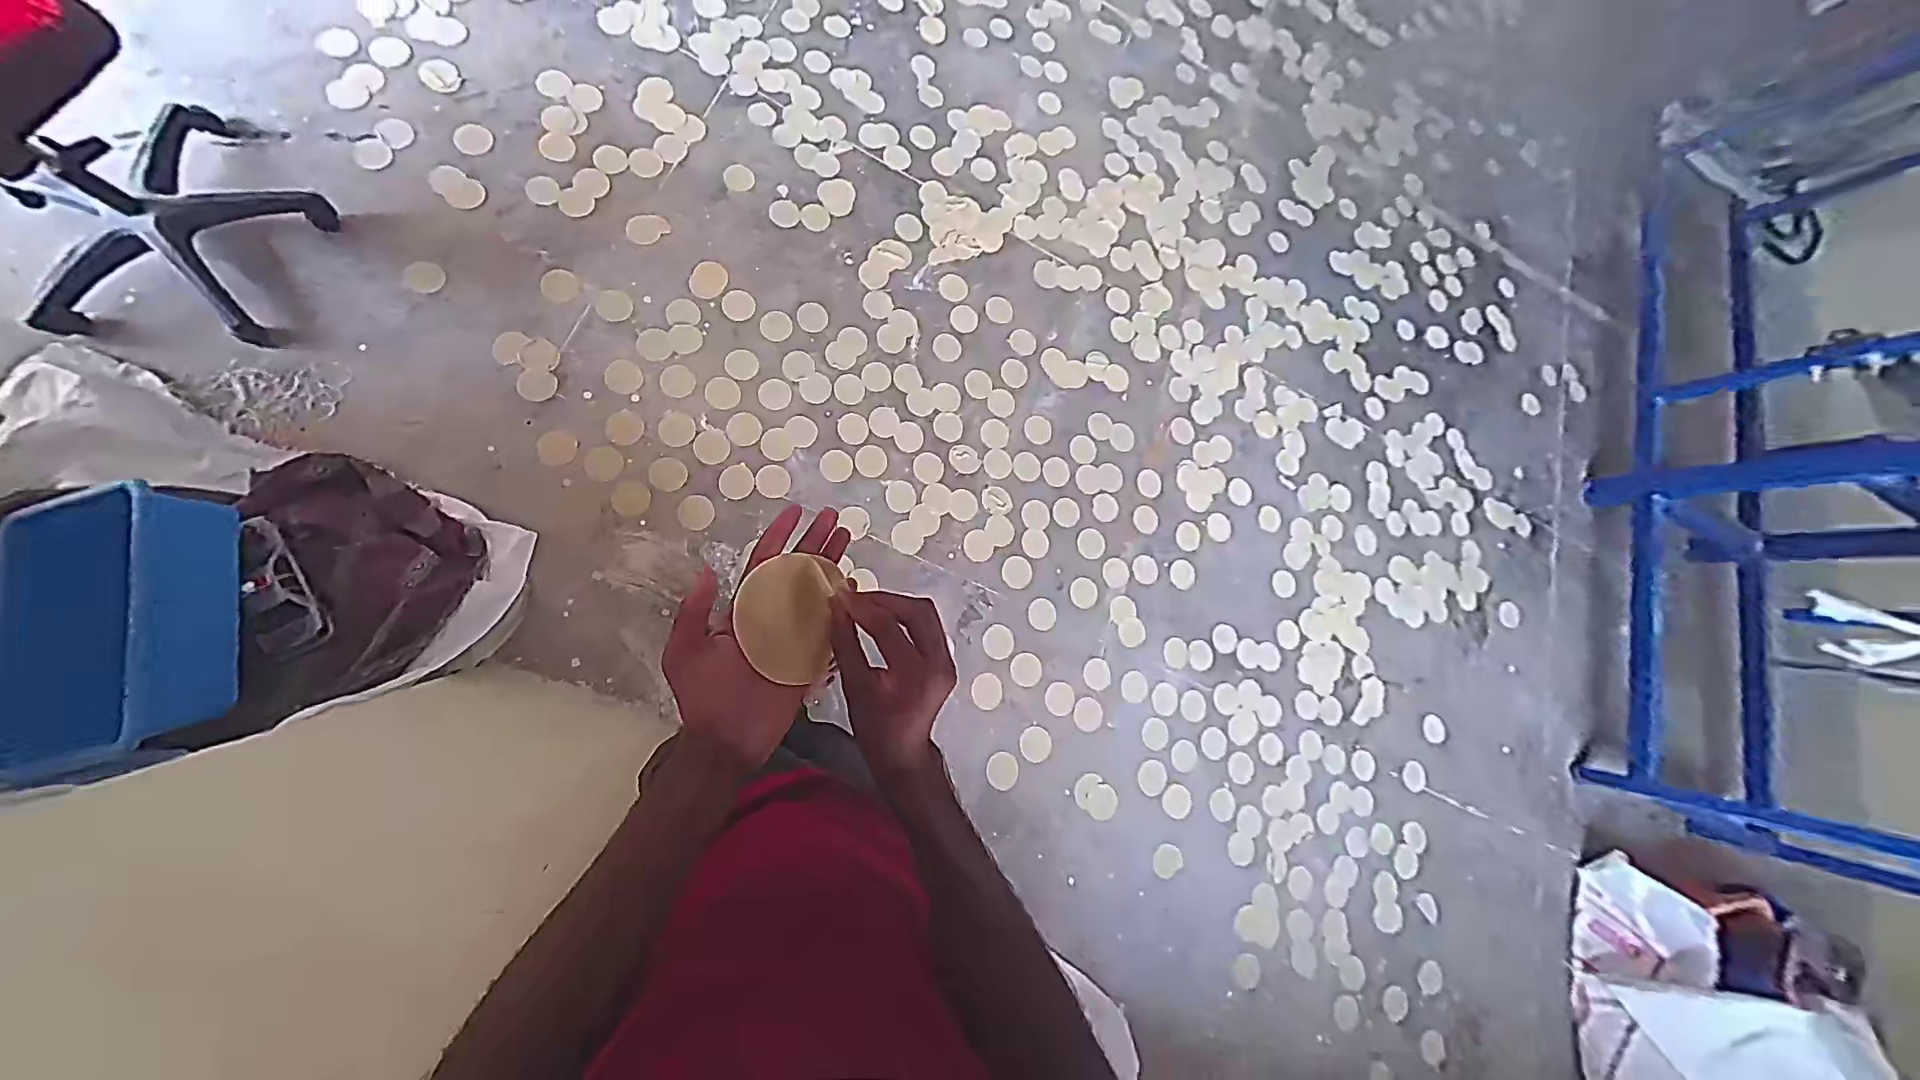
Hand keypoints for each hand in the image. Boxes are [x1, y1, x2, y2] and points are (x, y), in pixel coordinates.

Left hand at [663, 505, 849, 772]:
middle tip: (833, 518)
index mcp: (743, 610)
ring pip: (816, 591)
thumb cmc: (702, 697)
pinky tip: (853, 586)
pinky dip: (840, 604)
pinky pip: (827, 625)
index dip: (779, 535)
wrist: (725, 738)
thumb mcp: (684, 651)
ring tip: (847, 539)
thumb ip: (694, 612)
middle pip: (797, 569)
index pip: (764, 563)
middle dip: (815, 541)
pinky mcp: (808, 656)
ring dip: (831, 564)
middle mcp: (771, 616)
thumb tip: (707, 572)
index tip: (795, 512)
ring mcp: (792, 634)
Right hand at [828, 590, 957, 773]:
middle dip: (885, 599)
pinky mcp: (946, 660)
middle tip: (857, 599)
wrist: (903, 752)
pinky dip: (906, 616)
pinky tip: (884, 619)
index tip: (841, 598)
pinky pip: (928, 626)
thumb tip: (837, 608)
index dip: (862, 608)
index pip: (889, 627)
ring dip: (897, 605)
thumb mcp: (854, 688)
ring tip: (867, 606)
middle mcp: (939, 663)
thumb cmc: (875, 727)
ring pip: (926, 614)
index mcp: (915, 675)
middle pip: (918, 611)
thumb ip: (845, 644)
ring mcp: (947, 661)